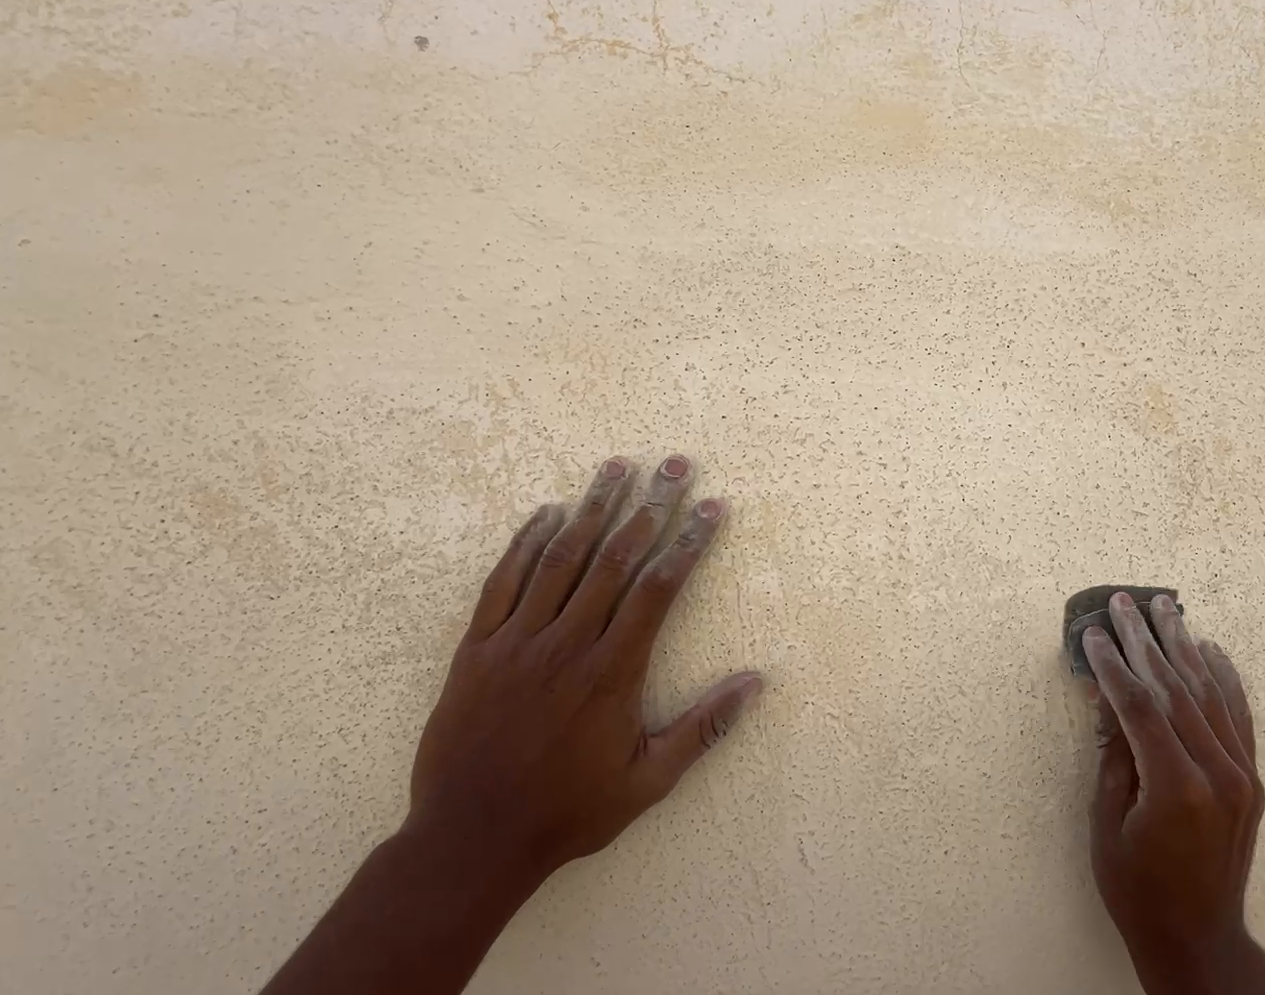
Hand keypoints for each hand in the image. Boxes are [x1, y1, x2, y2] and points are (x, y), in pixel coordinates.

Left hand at [408, 454, 762, 880]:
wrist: (469, 840)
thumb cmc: (567, 812)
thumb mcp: (649, 782)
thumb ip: (702, 728)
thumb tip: (755, 683)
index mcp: (612, 671)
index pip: (659, 588)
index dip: (689, 541)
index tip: (711, 507)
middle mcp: (567, 644)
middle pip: (615, 558)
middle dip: (650, 505)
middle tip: (673, 464)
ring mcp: (517, 642)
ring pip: (561, 558)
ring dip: (593, 508)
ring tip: (616, 467)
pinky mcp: (476, 650)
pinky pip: (502, 582)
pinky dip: (526, 542)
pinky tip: (547, 513)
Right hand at [1084, 593, 1264, 994]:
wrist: (1199, 936)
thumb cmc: (1138, 887)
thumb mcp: (1107, 821)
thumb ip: (1113, 753)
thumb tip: (1105, 693)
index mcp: (1177, 787)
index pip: (1140, 706)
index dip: (1112, 666)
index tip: (1092, 634)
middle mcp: (1218, 773)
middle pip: (1176, 688)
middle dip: (1145, 641)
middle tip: (1124, 603)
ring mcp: (1242, 774)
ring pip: (1210, 693)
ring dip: (1184, 645)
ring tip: (1166, 607)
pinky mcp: (1252, 779)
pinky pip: (1239, 715)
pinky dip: (1225, 677)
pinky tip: (1211, 649)